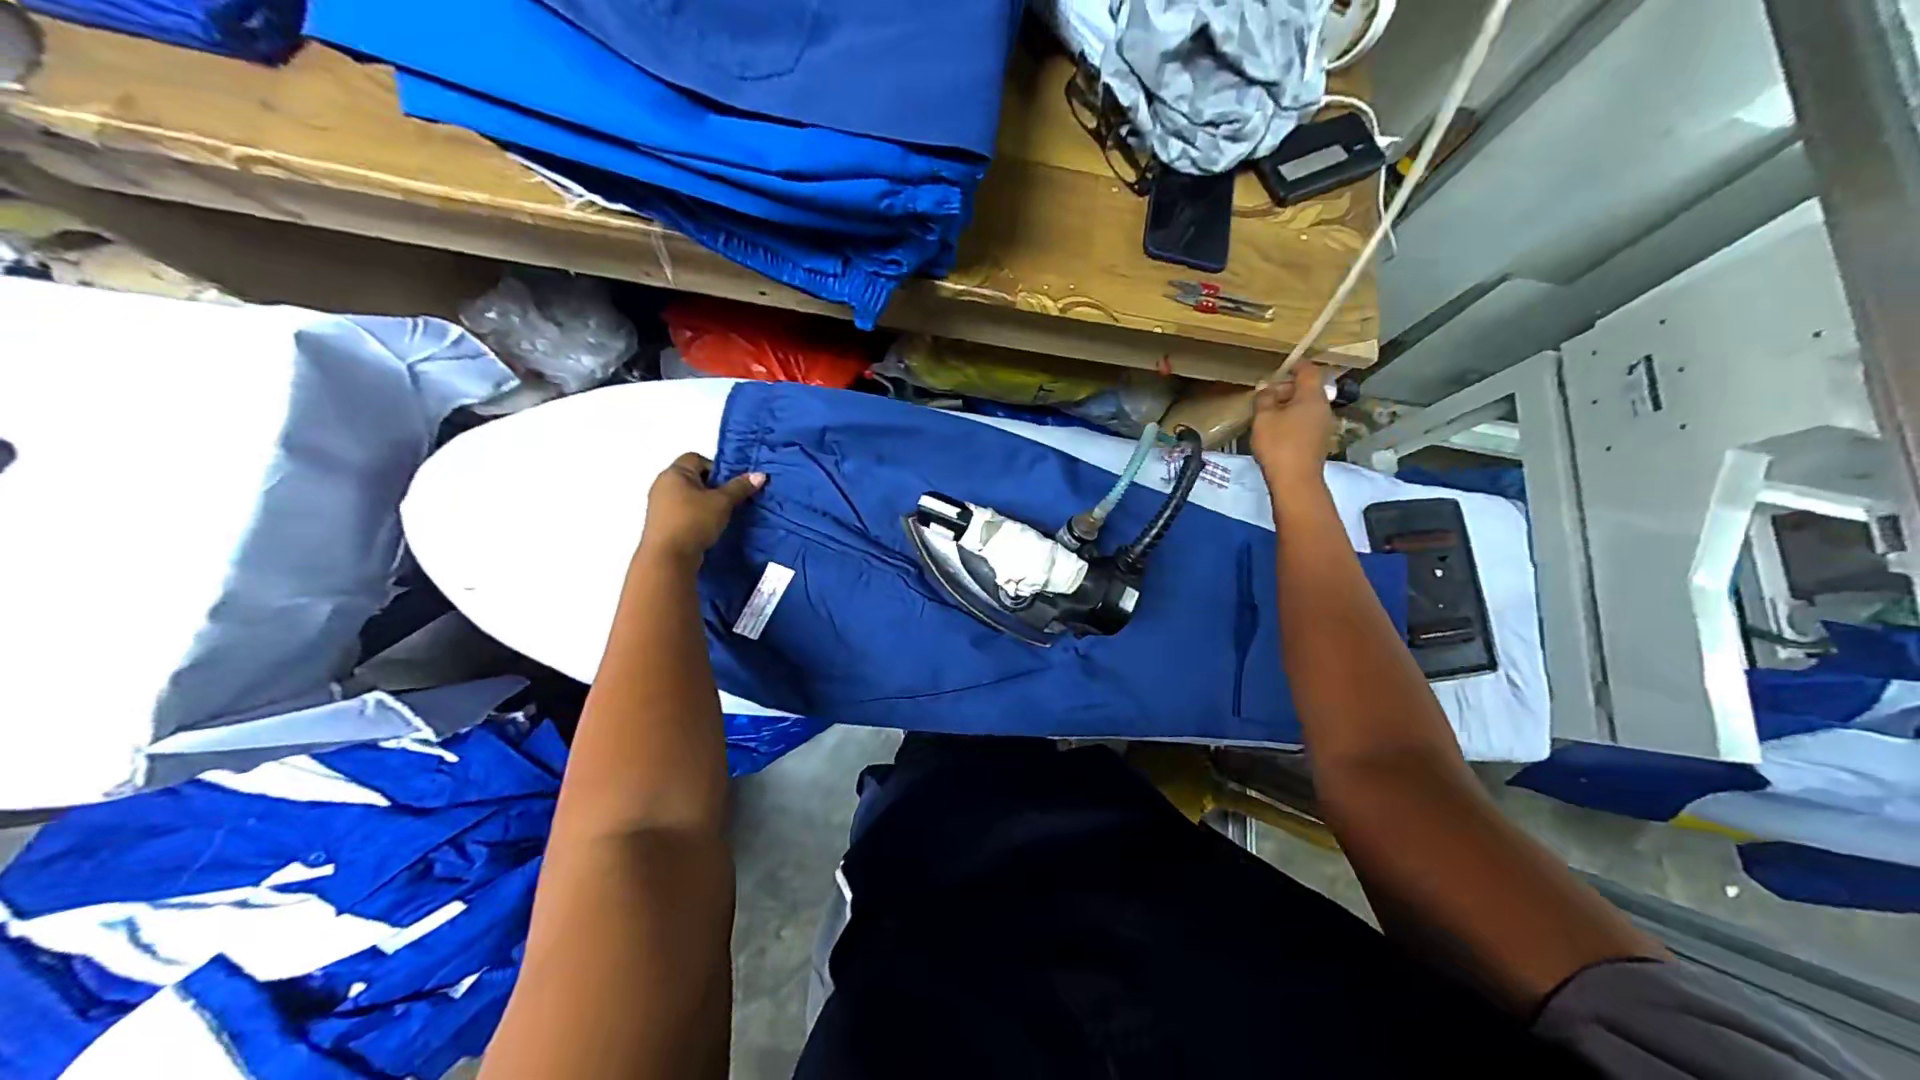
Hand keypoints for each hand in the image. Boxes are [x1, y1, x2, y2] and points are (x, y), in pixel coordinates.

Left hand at [638, 453, 765, 562]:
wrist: (668, 558)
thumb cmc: (694, 521)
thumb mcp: (722, 502)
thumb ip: (740, 487)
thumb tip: (760, 475)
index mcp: (674, 473)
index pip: (697, 458)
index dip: (716, 468)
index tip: (730, 485)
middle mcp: (662, 484)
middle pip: (693, 477)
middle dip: (713, 487)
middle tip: (729, 500)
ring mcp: (659, 504)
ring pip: (688, 496)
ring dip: (705, 503)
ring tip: (721, 515)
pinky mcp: (661, 522)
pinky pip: (682, 511)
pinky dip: (696, 515)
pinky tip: (708, 527)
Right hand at [1249, 361, 1333, 492]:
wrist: (1295, 480)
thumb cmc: (1279, 444)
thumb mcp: (1264, 418)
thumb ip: (1264, 398)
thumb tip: (1267, 388)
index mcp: (1312, 397)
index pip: (1309, 371)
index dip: (1297, 365)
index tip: (1284, 366)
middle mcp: (1323, 408)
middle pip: (1309, 390)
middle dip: (1289, 389)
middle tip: (1268, 395)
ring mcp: (1324, 426)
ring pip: (1308, 407)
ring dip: (1291, 406)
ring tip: (1270, 414)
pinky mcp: (1320, 441)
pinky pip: (1308, 422)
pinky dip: (1295, 420)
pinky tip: (1279, 430)